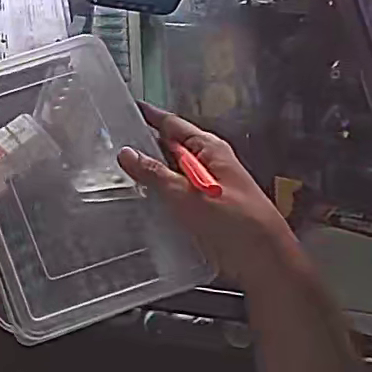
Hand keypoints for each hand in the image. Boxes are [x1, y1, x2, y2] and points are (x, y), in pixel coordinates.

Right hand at [117, 102, 301, 288]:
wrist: (264, 262)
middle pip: (168, 148)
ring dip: (146, 173)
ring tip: (112, 171)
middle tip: (107, 144)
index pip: (172, 124)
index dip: (148, 116)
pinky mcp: (201, 210)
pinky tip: (136, 200)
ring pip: (168, 173)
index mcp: (209, 149)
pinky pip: (172, 195)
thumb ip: (155, 174)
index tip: (122, 108)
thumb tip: (126, 152)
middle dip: (142, 145)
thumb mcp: (189, 196)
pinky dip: (155, 194)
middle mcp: (206, 163)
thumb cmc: (234, 223)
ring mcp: (204, 187)